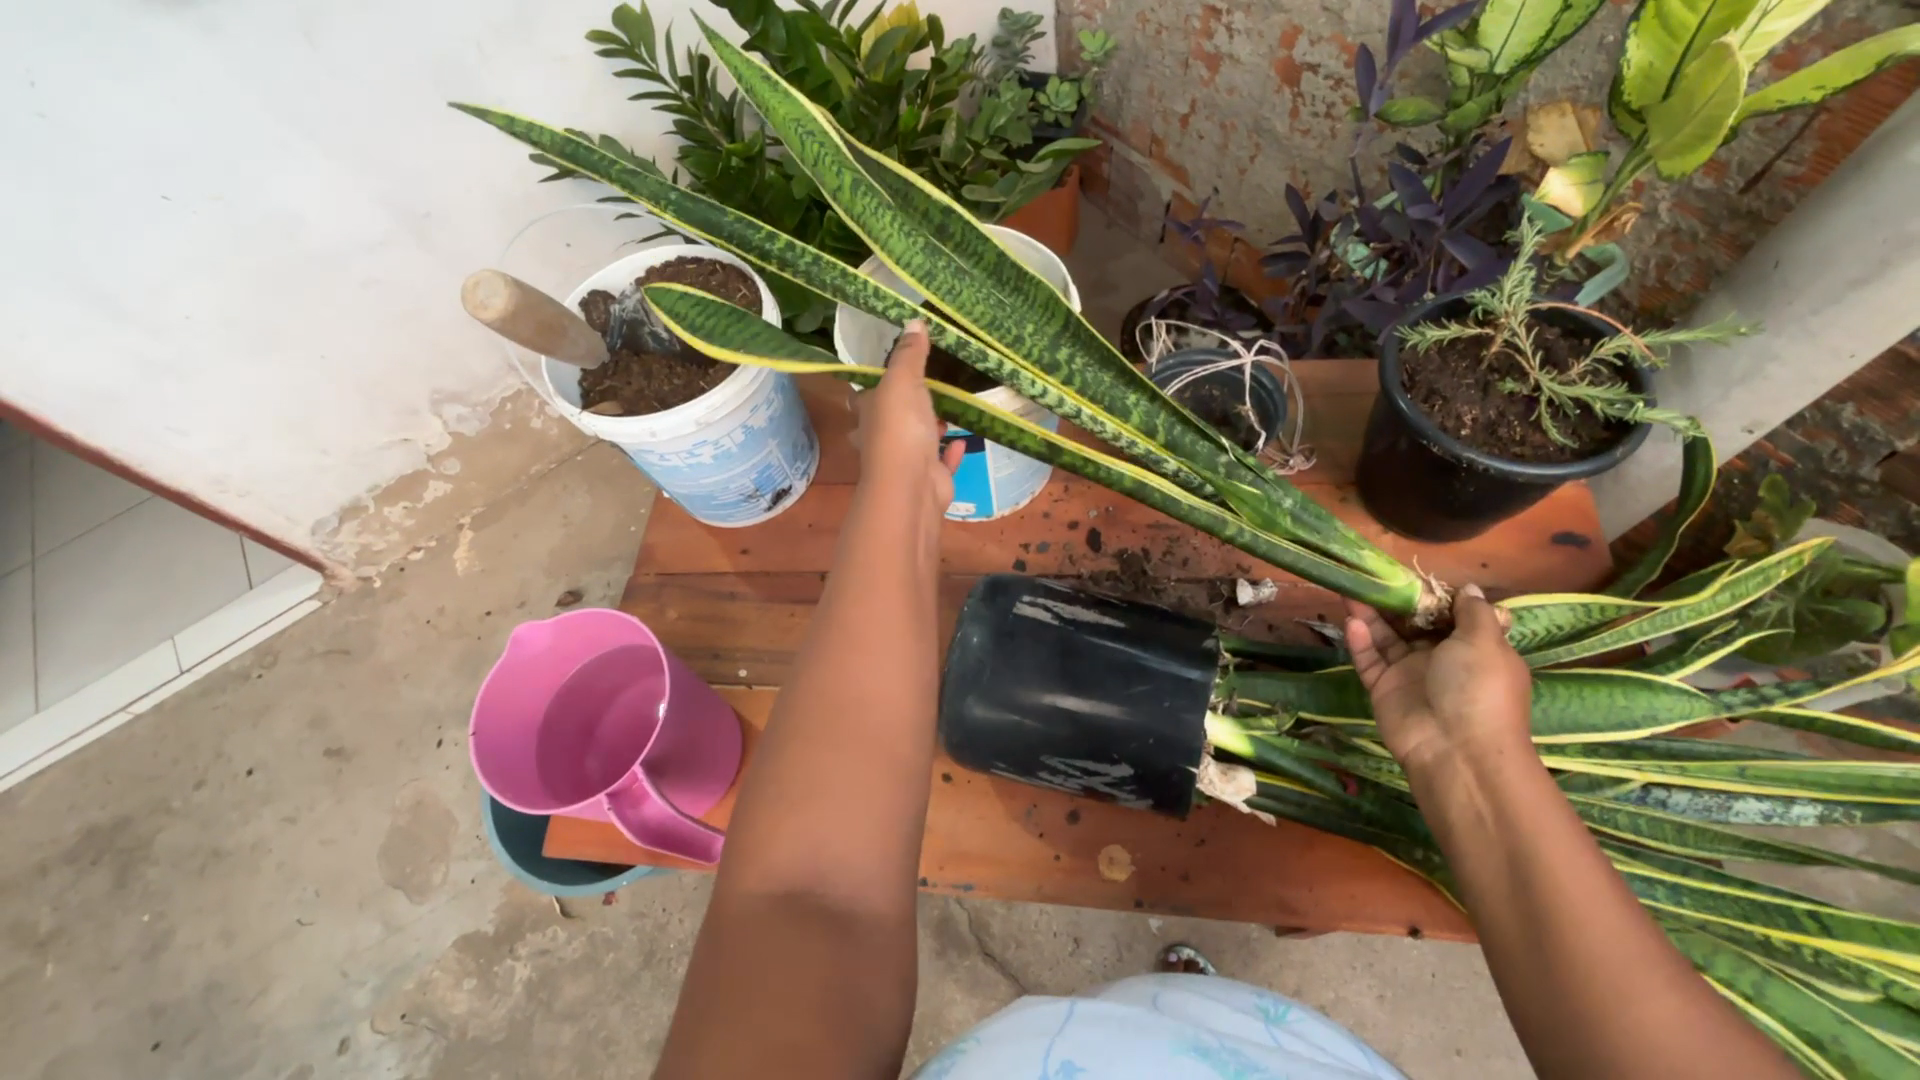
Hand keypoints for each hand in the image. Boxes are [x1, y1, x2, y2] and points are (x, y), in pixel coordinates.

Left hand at [852, 320, 963, 512]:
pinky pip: (941, 462)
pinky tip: (962, 441)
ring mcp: (906, 462)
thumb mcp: (903, 381)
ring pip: (916, 442)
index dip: (875, 385)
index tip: (891, 372)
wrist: (912, 485)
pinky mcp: (930, 479)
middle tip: (924, 393)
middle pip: (889, 421)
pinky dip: (950, 452)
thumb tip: (914, 321)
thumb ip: (909, 354)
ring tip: (946, 413)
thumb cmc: (900, 428)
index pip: (865, 396)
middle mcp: (882, 439)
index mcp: (869, 413)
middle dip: (903, 410)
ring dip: (929, 429)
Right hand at [1344, 585, 1532, 775]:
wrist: (1456, 748)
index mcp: (1474, 648)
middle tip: (1371, 577)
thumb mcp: (1486, 641)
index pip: (1450, 615)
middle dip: (1394, 602)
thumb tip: (1467, 588)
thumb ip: (1473, 611)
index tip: (1412, 576)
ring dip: (1370, 615)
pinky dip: (1361, 643)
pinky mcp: (1384, 689)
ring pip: (1386, 638)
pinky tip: (1352, 623)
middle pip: (1413, 624)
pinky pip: (1370, 661)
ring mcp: (1410, 675)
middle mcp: (1442, 660)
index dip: (1432, 596)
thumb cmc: (1478, 687)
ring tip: (1350, 590)